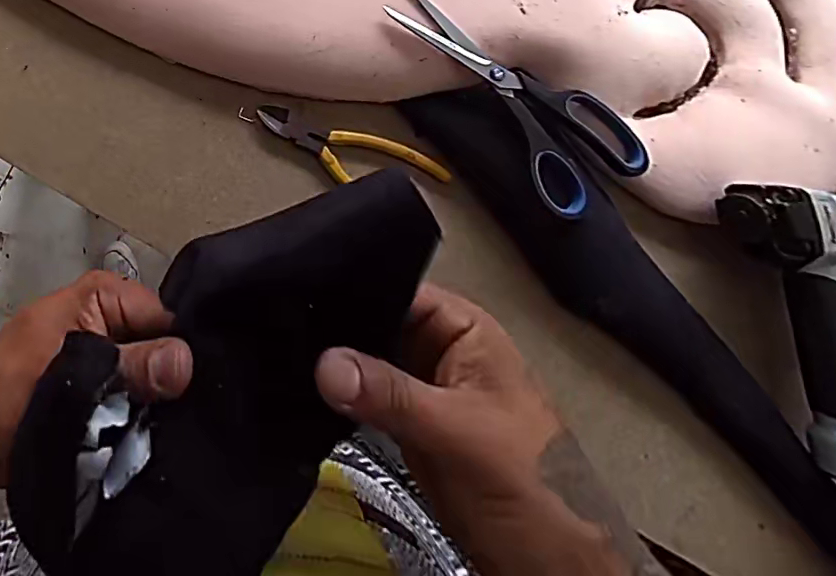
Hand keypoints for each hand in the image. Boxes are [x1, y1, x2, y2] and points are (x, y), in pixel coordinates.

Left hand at [0, 271, 192, 494]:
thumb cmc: (4, 396)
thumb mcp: (68, 377)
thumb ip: (128, 366)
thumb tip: (186, 360)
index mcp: (103, 295)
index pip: (164, 317)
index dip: (181, 354)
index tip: (196, 394)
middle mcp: (110, 319)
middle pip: (161, 348)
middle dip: (172, 384)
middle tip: (187, 424)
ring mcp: (105, 358)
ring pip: (151, 380)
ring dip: (157, 409)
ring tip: (171, 439)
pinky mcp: (101, 391)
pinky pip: (135, 401)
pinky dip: (141, 422)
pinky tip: (152, 443)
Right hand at [314, 284, 662, 575]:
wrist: (555, 575)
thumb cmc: (531, 489)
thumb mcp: (459, 434)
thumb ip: (392, 394)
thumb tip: (324, 362)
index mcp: (460, 326)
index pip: (392, 287)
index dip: (346, 288)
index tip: (296, 292)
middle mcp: (435, 346)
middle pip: (370, 321)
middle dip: (331, 328)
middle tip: (280, 327)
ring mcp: (417, 385)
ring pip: (361, 359)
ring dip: (330, 363)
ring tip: (282, 352)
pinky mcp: (402, 421)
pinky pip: (360, 394)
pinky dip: (336, 394)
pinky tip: (300, 386)